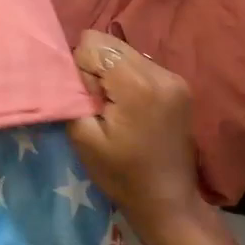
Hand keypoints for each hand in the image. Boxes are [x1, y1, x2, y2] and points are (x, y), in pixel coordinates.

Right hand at [67, 32, 244, 244]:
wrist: (168, 203)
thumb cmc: (122, 174)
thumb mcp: (83, 136)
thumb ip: (71, 92)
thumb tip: (66, 66)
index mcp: (136, 85)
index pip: (92, 43)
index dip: (81, 68)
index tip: (89, 100)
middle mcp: (159, 73)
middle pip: (108, 40)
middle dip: (96, 66)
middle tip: (100, 103)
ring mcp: (173, 77)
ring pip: (122, 48)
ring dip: (112, 70)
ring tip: (116, 105)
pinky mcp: (179, 83)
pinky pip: (138, 61)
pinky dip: (127, 76)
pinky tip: (132, 106)